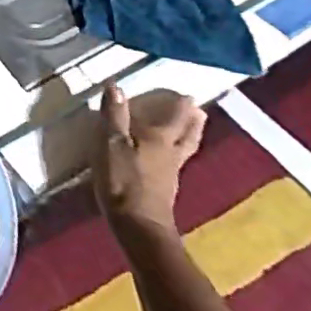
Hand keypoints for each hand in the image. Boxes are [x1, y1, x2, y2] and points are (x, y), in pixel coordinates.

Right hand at [94, 84, 205, 236]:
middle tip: (199, 111)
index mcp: (159, 139)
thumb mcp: (111, 143)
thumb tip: (117, 86)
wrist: (138, 224)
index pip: (174, 118)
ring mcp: (170, 171)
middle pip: (186, 134)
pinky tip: (171, 153)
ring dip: (190, 135)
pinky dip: (179, 150)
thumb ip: (114, 115)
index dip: (180, 106)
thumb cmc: (122, 179)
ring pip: (185, 148)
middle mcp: (170, 152)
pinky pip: (177, 160)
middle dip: (192, 121)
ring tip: (193, 127)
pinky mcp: (165, 186)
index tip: (189, 95)